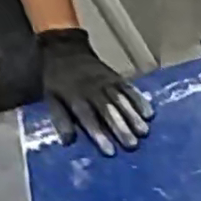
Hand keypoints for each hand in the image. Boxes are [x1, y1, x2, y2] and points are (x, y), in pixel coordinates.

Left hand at [38, 29, 152, 156]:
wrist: (65, 48)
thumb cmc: (58, 82)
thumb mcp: (51, 99)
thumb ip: (60, 119)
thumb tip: (68, 141)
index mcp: (74, 97)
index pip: (87, 117)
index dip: (98, 134)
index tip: (110, 152)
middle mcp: (92, 89)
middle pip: (108, 110)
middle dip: (120, 127)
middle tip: (132, 145)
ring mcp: (105, 82)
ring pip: (120, 100)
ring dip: (133, 116)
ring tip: (144, 132)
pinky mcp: (116, 77)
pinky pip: (128, 88)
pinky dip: (139, 100)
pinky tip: (149, 114)